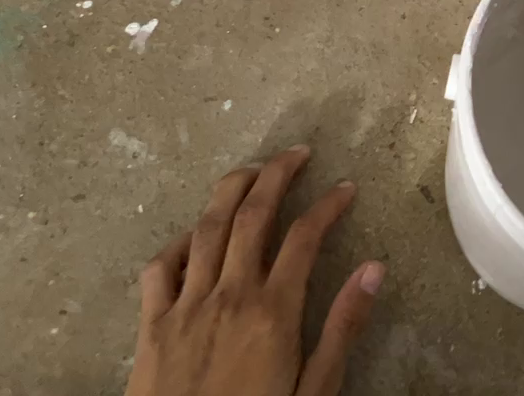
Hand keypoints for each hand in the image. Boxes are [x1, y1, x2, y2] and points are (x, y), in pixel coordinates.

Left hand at [124, 145, 383, 395]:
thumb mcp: (313, 393)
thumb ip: (342, 328)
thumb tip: (374, 268)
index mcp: (272, 311)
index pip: (306, 235)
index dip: (329, 204)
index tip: (345, 188)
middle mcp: (228, 297)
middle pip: (253, 214)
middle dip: (278, 173)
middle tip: (298, 152)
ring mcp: (183, 309)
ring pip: (206, 229)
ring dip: (230, 190)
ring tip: (251, 169)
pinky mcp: (149, 329)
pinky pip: (159, 269)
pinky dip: (178, 242)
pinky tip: (195, 234)